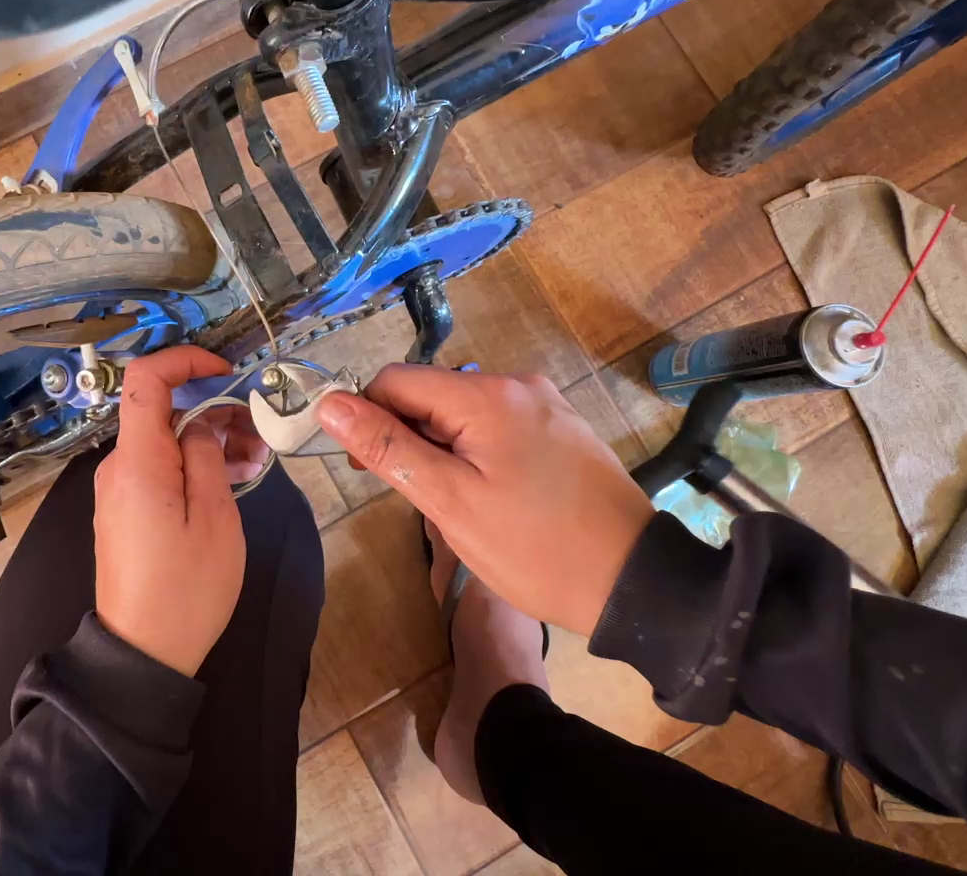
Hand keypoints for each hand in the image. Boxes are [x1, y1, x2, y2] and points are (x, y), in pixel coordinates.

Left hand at [93, 346, 248, 675]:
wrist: (141, 655)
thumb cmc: (185, 589)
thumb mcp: (214, 519)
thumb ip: (205, 457)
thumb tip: (199, 424)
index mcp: (137, 462)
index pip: (145, 379)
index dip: (185, 360)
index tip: (226, 373)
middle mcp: (118, 467)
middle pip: (162, 413)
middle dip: (212, 410)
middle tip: (259, 435)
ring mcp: (119, 491)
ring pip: (165, 443)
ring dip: (208, 441)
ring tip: (255, 463)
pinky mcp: (125, 511)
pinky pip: (158, 470)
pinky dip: (192, 466)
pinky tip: (229, 482)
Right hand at [315, 366, 652, 634]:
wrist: (637, 585)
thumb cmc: (534, 548)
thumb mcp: (450, 502)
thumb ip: (388, 448)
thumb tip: (329, 405)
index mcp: (486, 396)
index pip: (396, 381)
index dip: (367, 417)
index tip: (366, 469)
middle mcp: (516, 384)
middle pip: (430, 394)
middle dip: (406, 436)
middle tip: (412, 495)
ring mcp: (544, 404)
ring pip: (461, 411)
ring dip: (439, 445)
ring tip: (452, 500)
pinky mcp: (560, 427)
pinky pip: (495, 424)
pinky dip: (473, 450)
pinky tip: (486, 491)